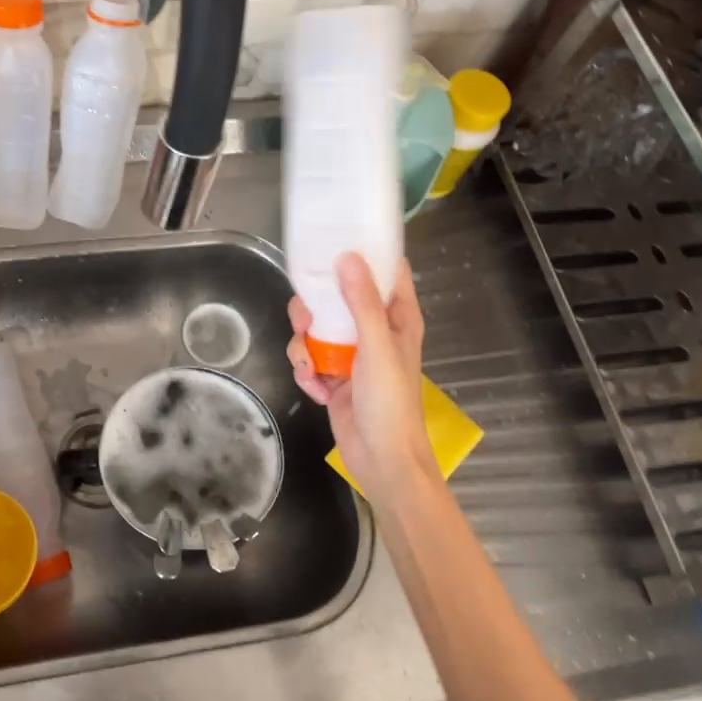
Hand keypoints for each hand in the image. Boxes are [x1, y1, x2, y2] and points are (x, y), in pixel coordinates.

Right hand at [287, 254, 437, 493]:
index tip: (334, 241)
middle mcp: (374, 329)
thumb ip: (361, 302)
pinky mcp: (332, 375)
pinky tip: (315, 389)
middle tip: (304, 319)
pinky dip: (306, 372)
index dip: (364, 253)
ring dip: (304, 347)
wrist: (381, 459)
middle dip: (314, 308)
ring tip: (309, 367)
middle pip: (336, 297)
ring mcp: (351, 353)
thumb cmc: (390, 402)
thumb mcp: (377, 346)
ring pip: (315, 329)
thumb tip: (346, 256)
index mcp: (397, 317)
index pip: (385, 271)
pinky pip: (309, 358)